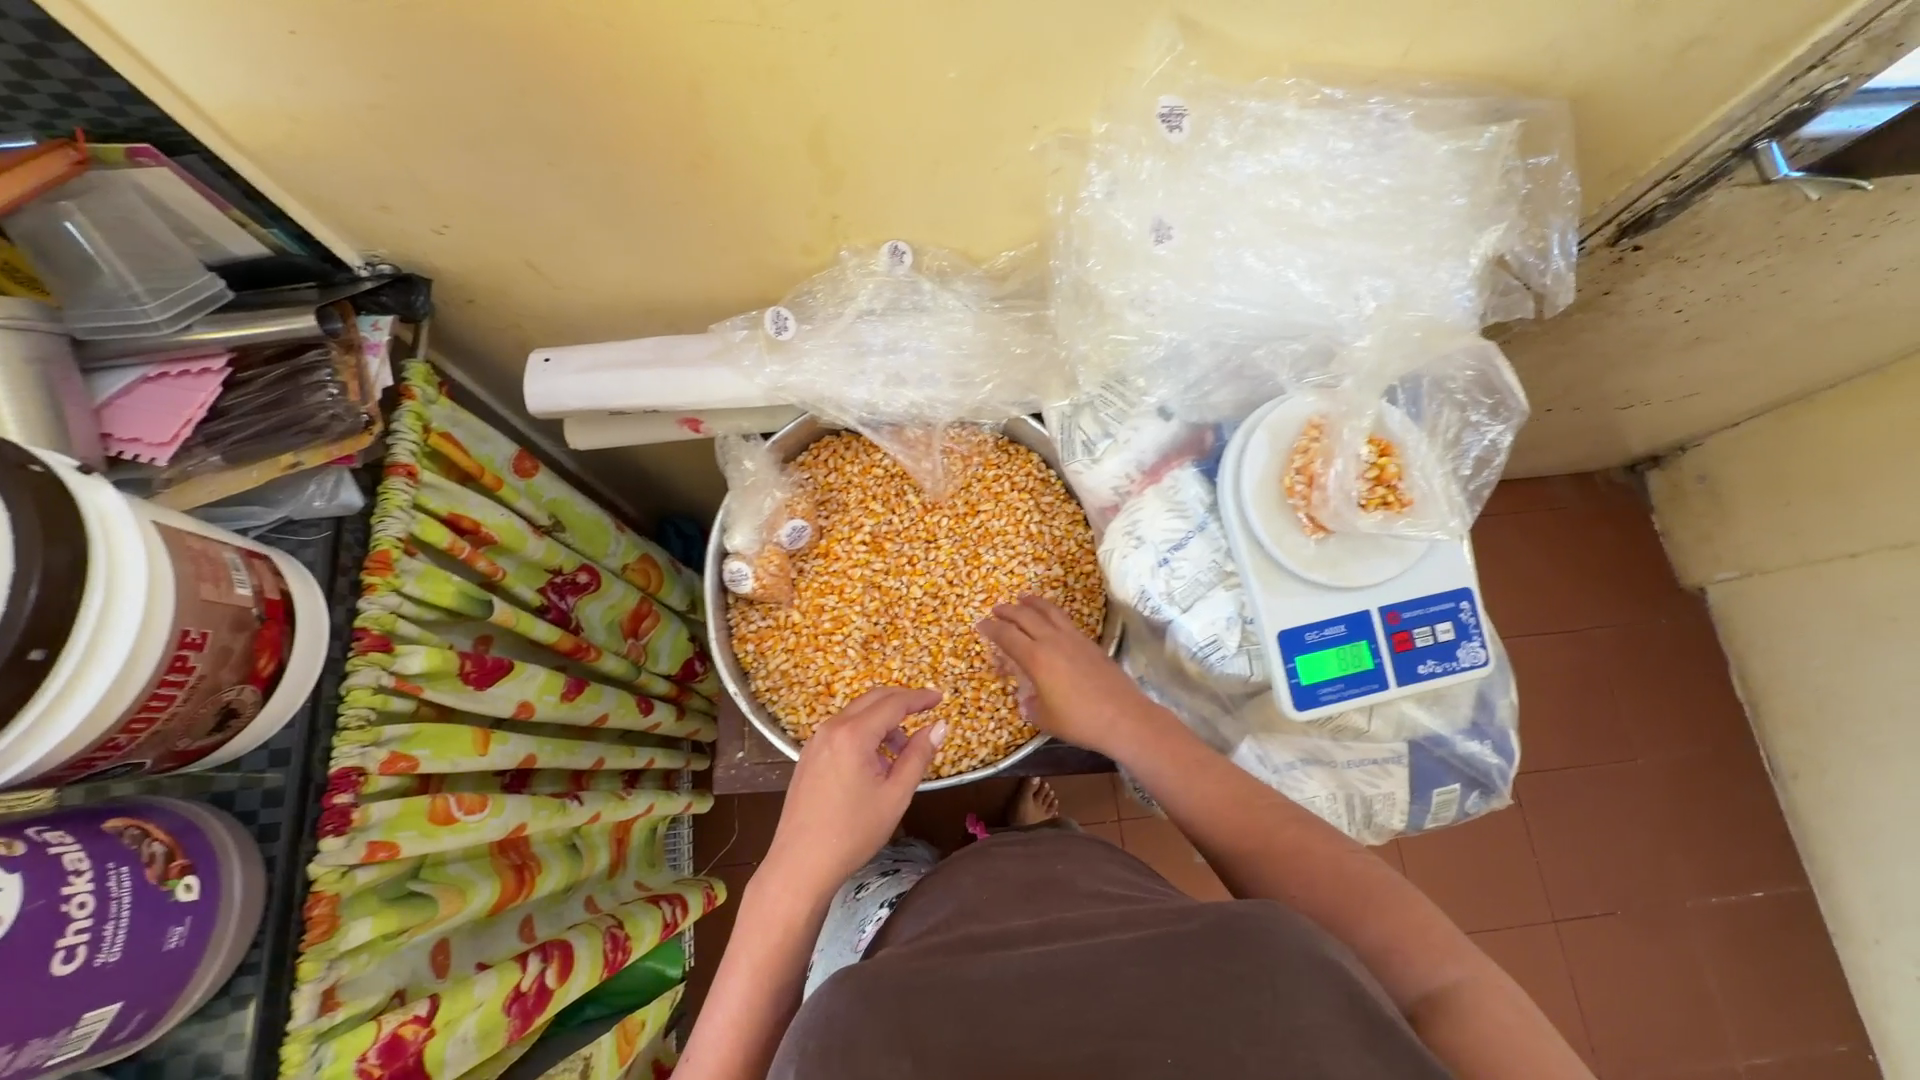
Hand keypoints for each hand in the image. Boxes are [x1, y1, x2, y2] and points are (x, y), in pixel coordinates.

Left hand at [762, 687, 944, 896]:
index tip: (940, 698)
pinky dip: (864, 733)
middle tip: (927, 711)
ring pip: (856, 714)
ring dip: (883, 720)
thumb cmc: (853, 832)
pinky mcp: (809, 755)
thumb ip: (918, 755)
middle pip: (872, 699)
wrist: (800, 864)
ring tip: (903, 751)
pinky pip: (842, 730)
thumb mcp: (895, 795)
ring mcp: (815, 741)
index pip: (893, 703)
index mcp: (853, 735)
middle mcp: (831, 728)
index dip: (920, 698)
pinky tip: (876, 761)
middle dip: (901, 701)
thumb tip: (939, 726)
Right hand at [975, 595, 1172, 758]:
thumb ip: (1031, 706)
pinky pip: (1065, 620)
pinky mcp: (1090, 643)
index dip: (991, 629)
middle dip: (1008, 610)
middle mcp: (1053, 641)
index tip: (981, 624)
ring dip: (1032, 603)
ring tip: (1023, 598)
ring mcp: (1074, 639)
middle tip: (996, 609)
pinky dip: (1052, 613)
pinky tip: (1051, 618)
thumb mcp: (1045, 719)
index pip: (1007, 636)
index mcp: (1036, 658)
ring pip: (1049, 611)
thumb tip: (1027, 700)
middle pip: (1025, 616)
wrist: (1124, 717)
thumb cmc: (1080, 721)